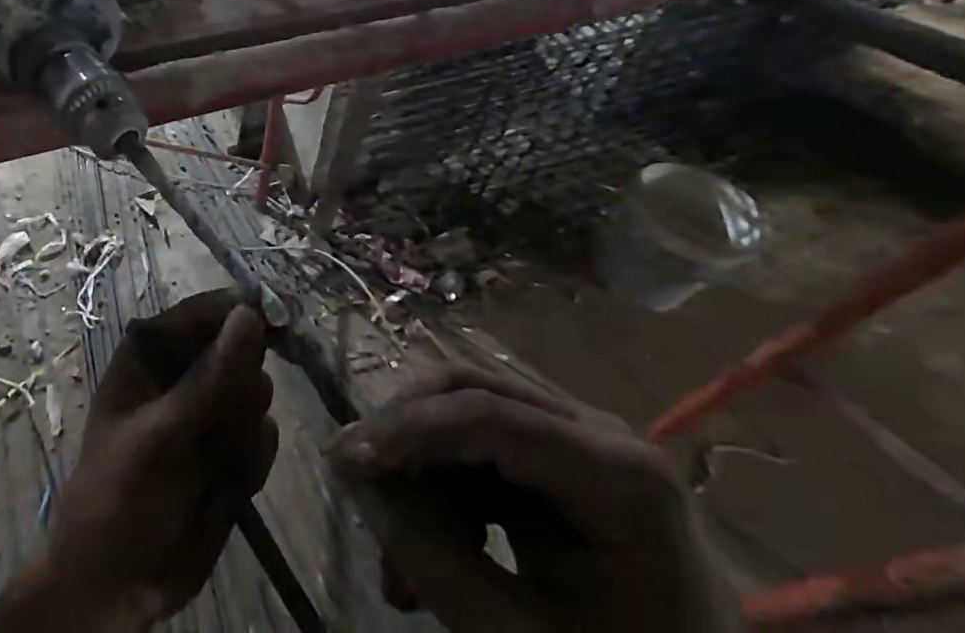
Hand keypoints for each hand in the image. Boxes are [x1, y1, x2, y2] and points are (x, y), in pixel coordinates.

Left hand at [0, 290, 278, 631]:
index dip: (245, 310)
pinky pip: (264, 435)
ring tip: (217, 462)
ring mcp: (208, 413)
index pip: (207, 311)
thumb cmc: (121, 498)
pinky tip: (227, 488)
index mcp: (151, 355)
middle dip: (243, 387)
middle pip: (242, 349)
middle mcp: (183, 375)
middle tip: (228, 418)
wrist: (119, 589)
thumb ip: (211, 376)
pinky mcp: (230, 449)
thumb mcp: (162, 434)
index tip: (284, 320)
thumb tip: (251, 313)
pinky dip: (251, 461)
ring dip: (244, 430)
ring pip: (258, 392)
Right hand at [328, 367, 738, 632]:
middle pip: (479, 394)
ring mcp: (583, 442)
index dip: (411, 428)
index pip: (493, 415)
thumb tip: (358, 483)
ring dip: (423, 477)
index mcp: (618, 472)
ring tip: (397, 570)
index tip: (346, 460)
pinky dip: (447, 495)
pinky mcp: (564, 464)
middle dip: (409, 438)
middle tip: (355, 485)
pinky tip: (428, 553)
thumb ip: (437, 561)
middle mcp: (600, 432)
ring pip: (472, 422)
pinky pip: (486, 455)